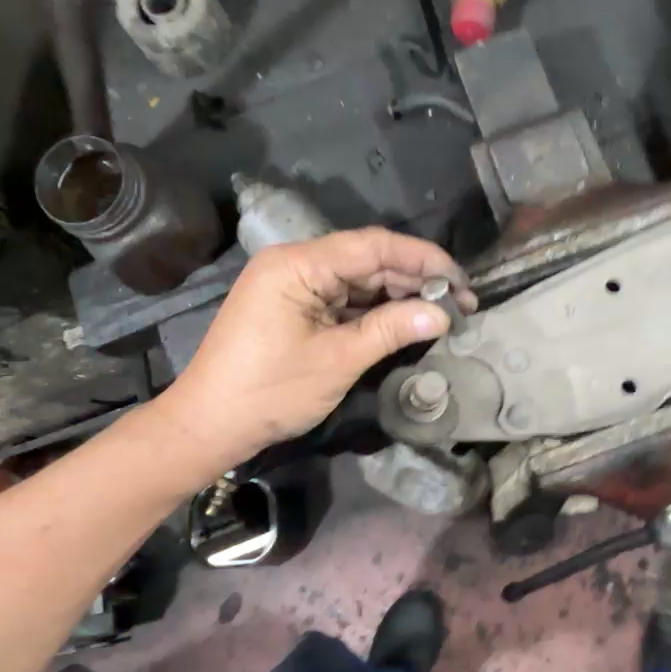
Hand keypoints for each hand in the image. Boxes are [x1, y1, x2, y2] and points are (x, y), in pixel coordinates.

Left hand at [160, 228, 474, 463]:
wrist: (209, 425)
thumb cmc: (269, 392)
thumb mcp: (337, 361)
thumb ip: (391, 330)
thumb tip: (443, 315)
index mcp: (298, 264)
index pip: (373, 246)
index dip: (423, 259)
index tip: (462, 281)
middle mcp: (294, 264)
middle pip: (367, 260)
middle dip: (416, 279)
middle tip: (461, 304)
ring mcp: (293, 287)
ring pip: (358, 281)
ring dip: (399, 296)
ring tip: (441, 315)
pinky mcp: (294, 309)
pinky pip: (343, 300)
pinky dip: (375, 311)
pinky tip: (406, 322)